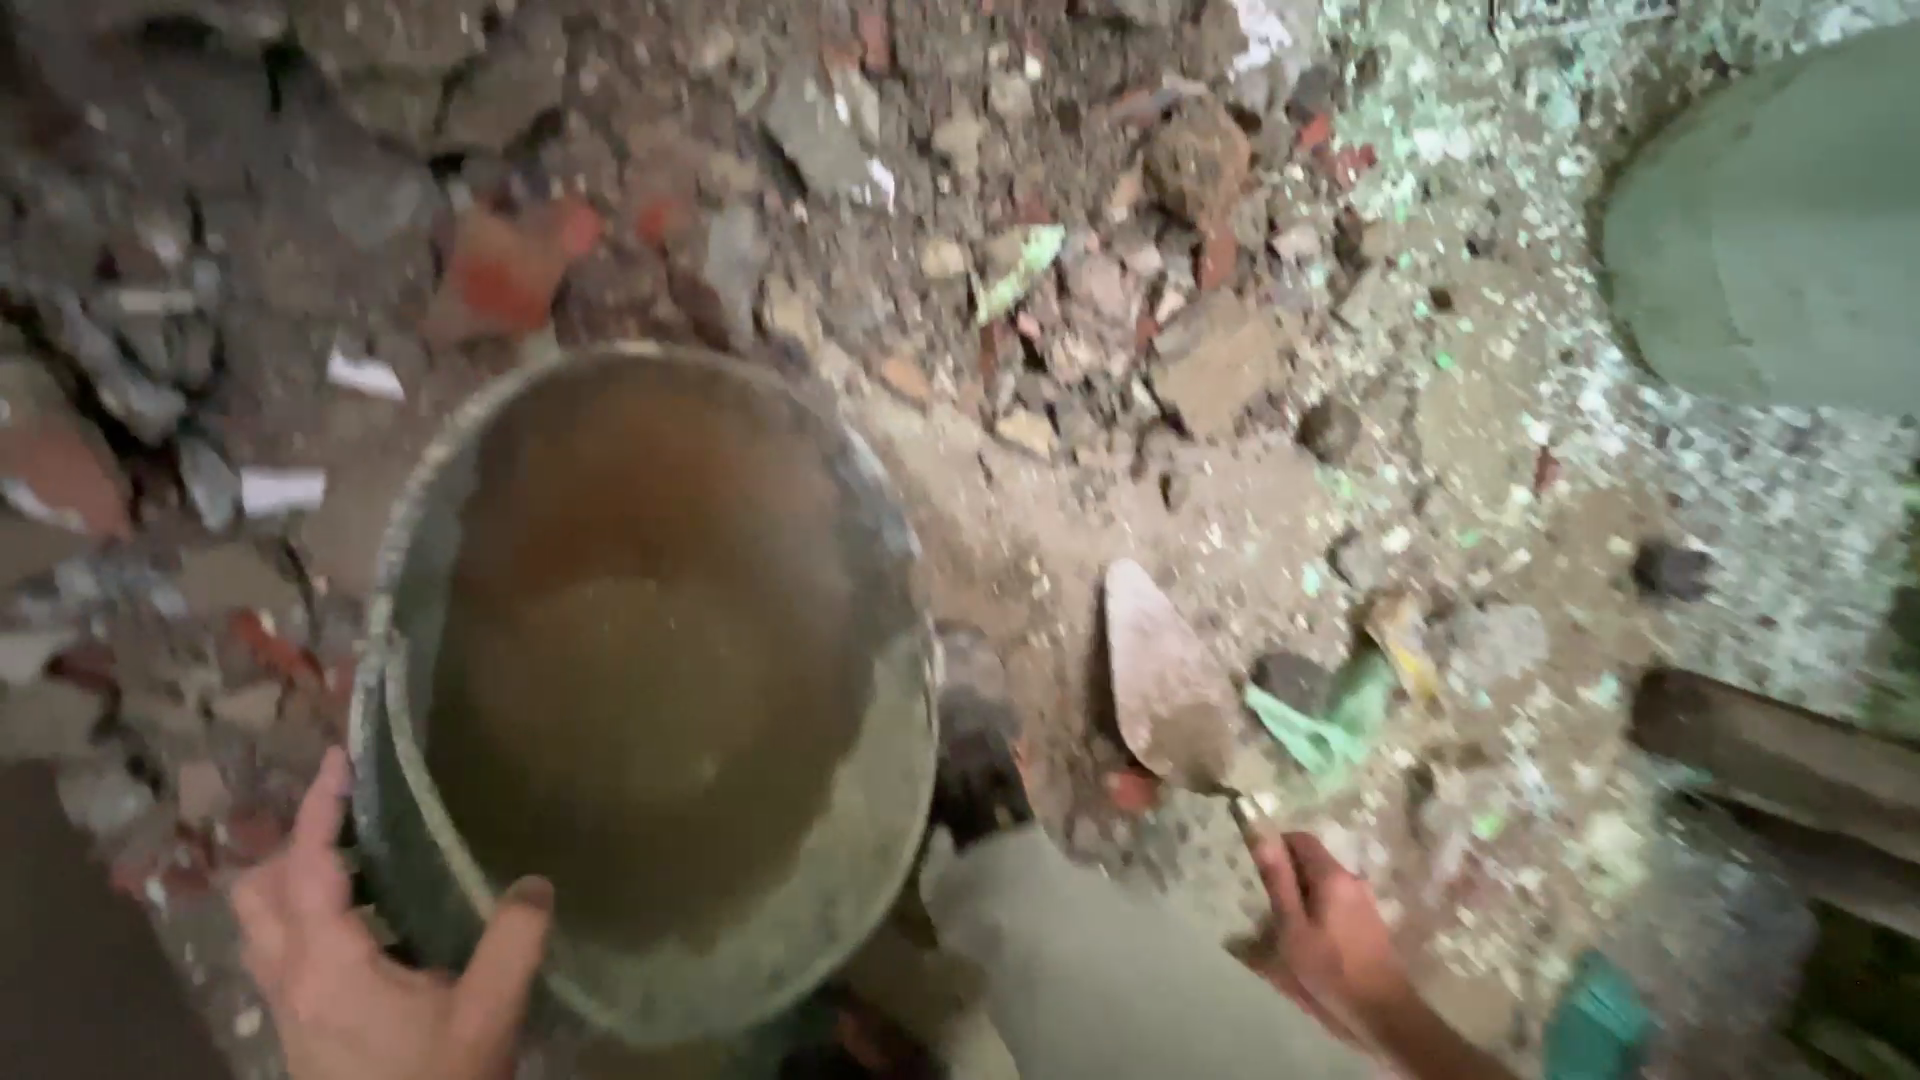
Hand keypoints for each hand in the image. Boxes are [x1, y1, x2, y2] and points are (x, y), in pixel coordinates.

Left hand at [230, 747, 554, 1079]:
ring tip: (360, 849)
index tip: (340, 760)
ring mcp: (291, 1007)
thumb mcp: (488, 1010)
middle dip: (292, 840)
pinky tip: (374, 914)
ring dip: (295, 876)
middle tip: (350, 806)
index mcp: (327, 969)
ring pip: (263, 925)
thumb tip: (534, 880)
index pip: (306, 872)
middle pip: (257, 895)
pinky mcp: (305, 1024)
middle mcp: (291, 981)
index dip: (318, 811)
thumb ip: (513, 938)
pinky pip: (287, 947)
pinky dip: (312, 909)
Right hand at [1243, 832, 1412, 1041]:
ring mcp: (1365, 902)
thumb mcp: (1292, 926)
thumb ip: (1277, 879)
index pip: (1300, 838)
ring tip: (1287, 927)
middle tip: (1269, 905)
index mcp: (1332, 876)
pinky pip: (1336, 902)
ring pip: (1323, 884)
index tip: (1260, 871)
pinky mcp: (1371, 923)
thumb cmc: (1331, 969)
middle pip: (1312, 861)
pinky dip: (1318, 911)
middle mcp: (1352, 880)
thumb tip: (1260, 834)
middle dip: (1288, 875)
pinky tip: (1312, 941)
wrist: (1385, 1016)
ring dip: (1302, 896)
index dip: (1276, 845)